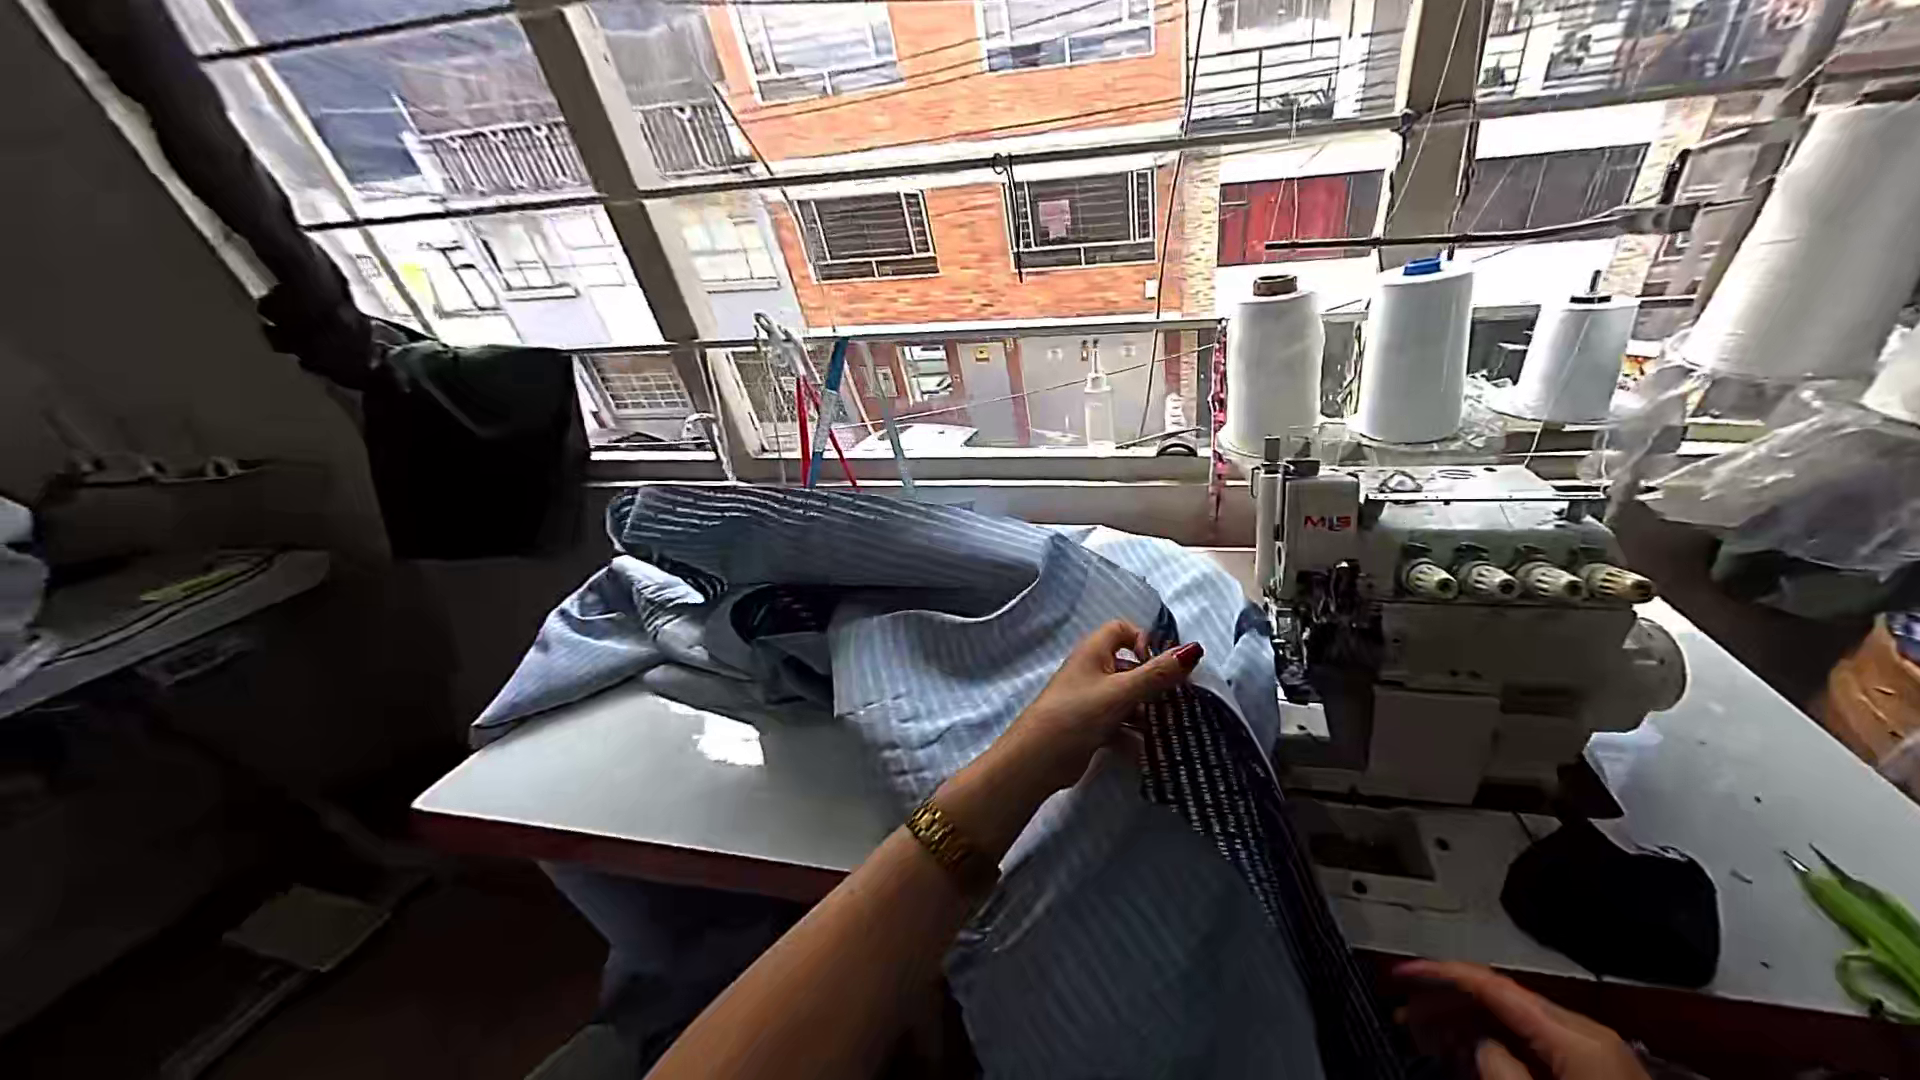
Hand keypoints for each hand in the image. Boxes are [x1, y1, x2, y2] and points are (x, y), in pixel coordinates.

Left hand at [934, 621, 1199, 854]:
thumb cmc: (1077, 714)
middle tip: (1178, 701)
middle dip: (1153, 682)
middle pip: (1130, 666)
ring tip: (1171, 727)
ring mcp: (1090, 700)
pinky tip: (1150, 750)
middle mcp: (1092, 671)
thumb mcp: (1121, 692)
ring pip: (1128, 698)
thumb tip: (1194, 649)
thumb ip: (1157, 674)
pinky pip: (1121, 724)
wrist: (1037, 759)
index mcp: (1094, 652)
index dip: (1144, 641)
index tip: (1160, 666)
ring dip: (1148, 711)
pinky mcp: (1091, 727)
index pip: (1122, 630)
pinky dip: (1135, 734)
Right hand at [1396, 961, 1651, 1079]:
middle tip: (1408, 1013)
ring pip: (1512, 1018)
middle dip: (1447, 1001)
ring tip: (1431, 1034)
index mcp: (1573, 1033)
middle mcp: (1584, 1031)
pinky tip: (1471, 1051)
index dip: (1437, 972)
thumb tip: (1478, 1045)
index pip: (1488, 982)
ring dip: (1467, 1022)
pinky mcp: (1595, 1070)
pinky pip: (1532, 1041)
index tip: (1403, 973)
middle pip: (1497, 996)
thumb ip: (1499, 1068)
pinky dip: (1495, 1040)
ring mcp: (1593, 1051)